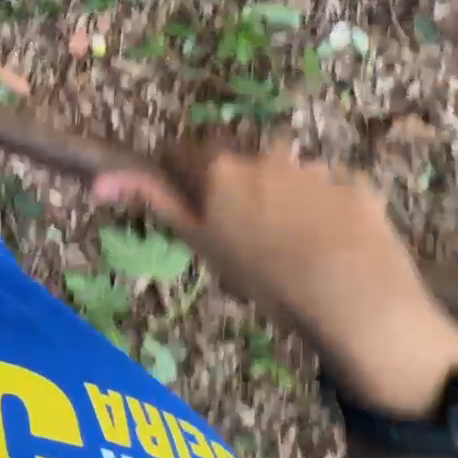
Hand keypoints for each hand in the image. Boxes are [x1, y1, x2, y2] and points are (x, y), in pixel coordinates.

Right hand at [96, 148, 457, 413]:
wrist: (360, 306)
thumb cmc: (264, 277)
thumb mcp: (199, 241)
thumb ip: (151, 200)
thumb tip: (96, 180)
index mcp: (219, 167)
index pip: (181, 152)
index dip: (179, 175)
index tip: (188, 202)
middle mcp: (263, 155)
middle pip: (235, 156)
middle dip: (233, 178)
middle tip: (240, 221)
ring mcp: (316, 168)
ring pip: (286, 169)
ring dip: (281, 188)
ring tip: (292, 233)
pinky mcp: (360, 186)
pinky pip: (333, 186)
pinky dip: (327, 203)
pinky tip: (333, 237)